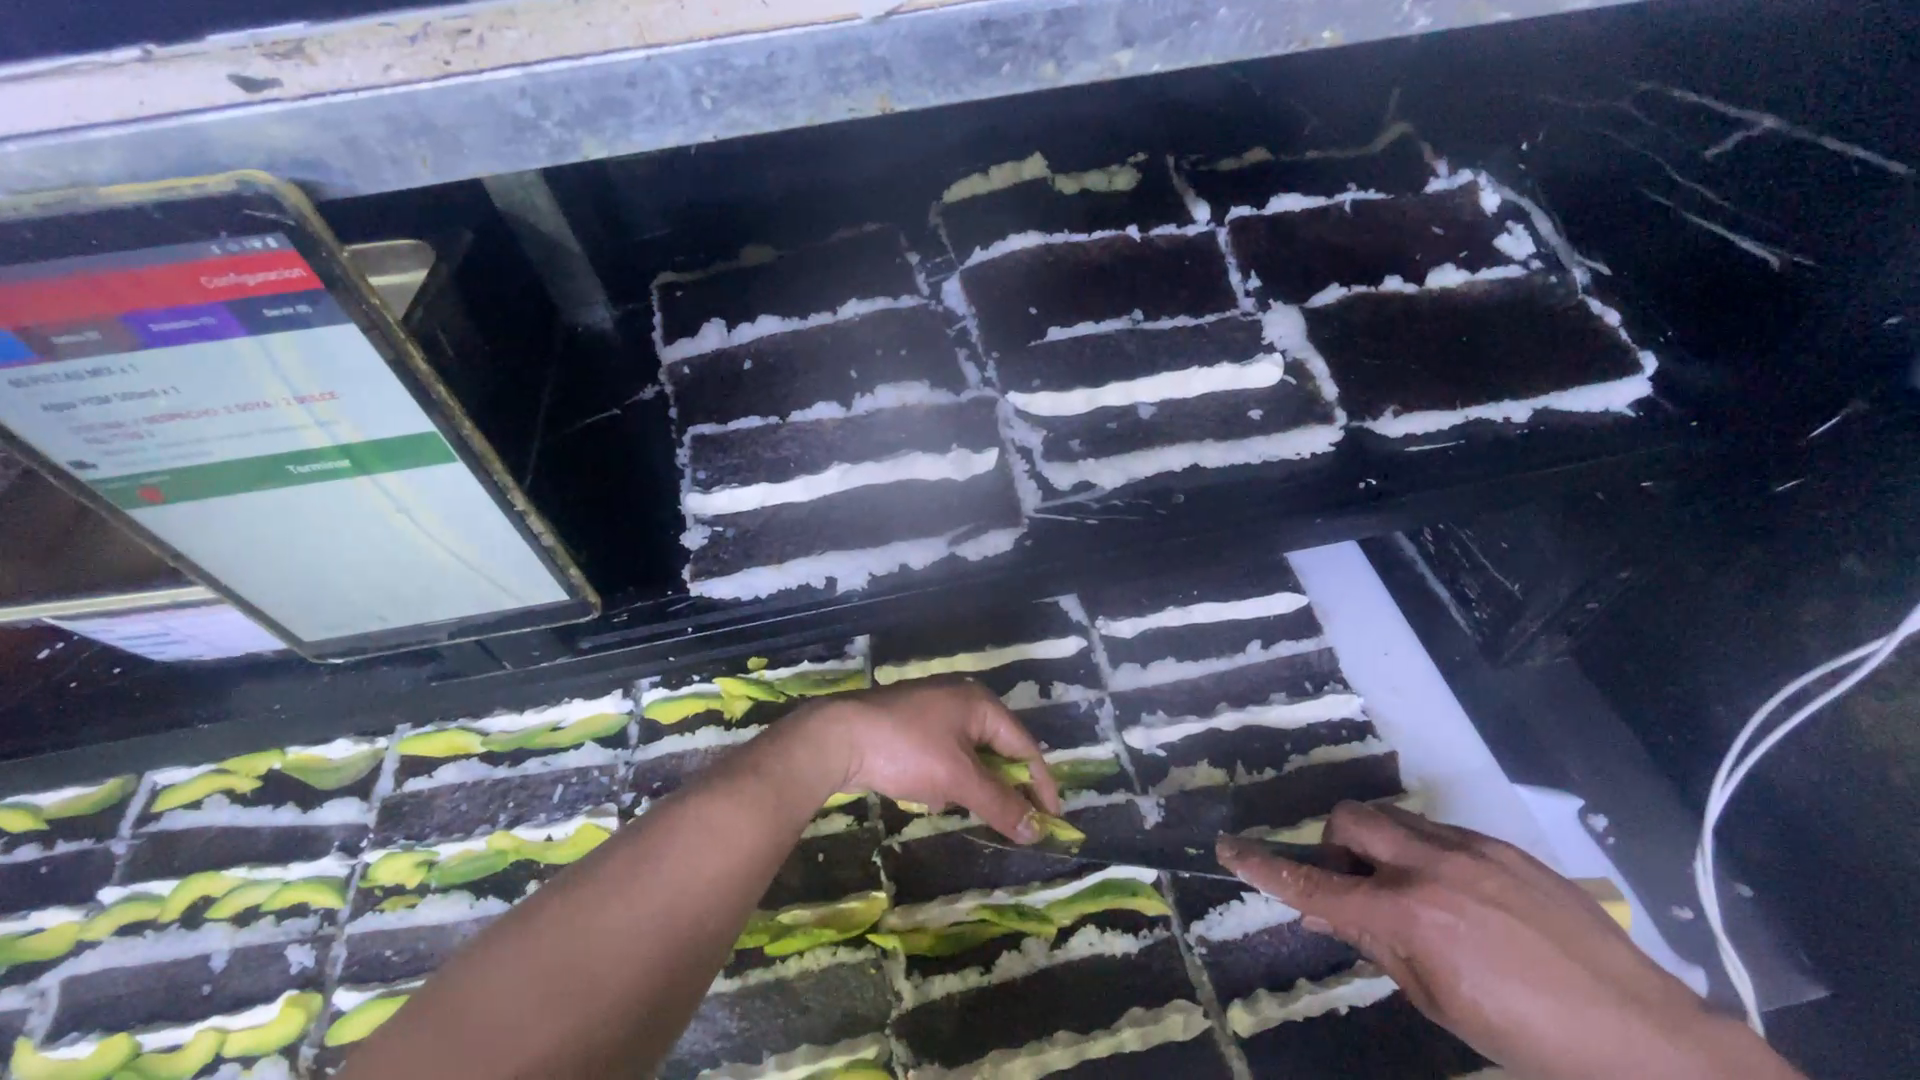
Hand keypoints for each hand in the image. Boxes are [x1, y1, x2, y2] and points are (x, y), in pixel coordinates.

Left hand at [794, 678, 1062, 842]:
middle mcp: (961, 700)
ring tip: (966, 808)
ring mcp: (933, 711)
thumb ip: (1000, 804)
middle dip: (1003, 787)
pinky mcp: (910, 727)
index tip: (1053, 820)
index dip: (1041, 785)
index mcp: (981, 703)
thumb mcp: (958, 779)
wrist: (837, 737)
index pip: (1025, 746)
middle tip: (1015, 821)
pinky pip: (943, 756)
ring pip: (969, 756)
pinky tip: (931, 797)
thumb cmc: (906, 750)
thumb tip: (1037, 831)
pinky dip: (945, 779)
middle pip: (998, 750)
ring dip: (971, 785)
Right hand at [1215, 802, 1801, 1079]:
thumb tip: (1331, 908)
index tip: (1229, 847)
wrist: (1644, 1036)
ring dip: (1380, 847)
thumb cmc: (1527, 1038)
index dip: (1266, 865)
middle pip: (1352, 820)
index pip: (1317, 882)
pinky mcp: (1508, 848)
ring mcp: (1476, 850)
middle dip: (1335, 845)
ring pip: (1396, 820)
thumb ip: (1377, 943)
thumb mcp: (1437, 1000)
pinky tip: (1460, 901)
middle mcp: (1434, 866)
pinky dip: (1425, 855)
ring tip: (1410, 897)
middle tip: (1356, 890)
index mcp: (1411, 916)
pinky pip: (1442, 834)